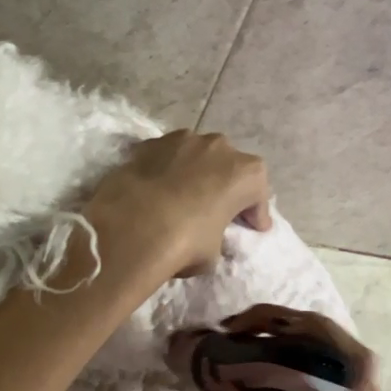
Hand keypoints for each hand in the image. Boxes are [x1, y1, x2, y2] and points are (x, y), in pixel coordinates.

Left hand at [83, 131, 272, 279]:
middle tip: (214, 207)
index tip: (252, 226)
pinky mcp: (149, 144)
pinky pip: (165, 156)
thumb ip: (217, 232)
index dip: (254, 212)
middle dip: (222, 184)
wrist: (132, 226)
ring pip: (195, 155)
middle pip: (227, 165)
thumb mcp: (214, 251)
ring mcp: (182, 140)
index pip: (257, 192)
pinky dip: (165, 168)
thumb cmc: (185, 242)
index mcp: (246, 173)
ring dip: (193, 171)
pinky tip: (156, 187)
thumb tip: (205, 231)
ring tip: (182, 194)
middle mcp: (219, 147)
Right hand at [218, 305, 390, 390]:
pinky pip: (330, 345)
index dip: (267, 325)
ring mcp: (365, 378)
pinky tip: (270, 349)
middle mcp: (359, 380)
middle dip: (271, 319)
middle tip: (233, 329)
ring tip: (247, 335)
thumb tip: (225, 389)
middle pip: (317, 325)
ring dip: (284, 326)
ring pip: (324, 331)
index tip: (231, 331)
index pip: (309, 337)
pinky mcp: (361, 383)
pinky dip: (298, 338)